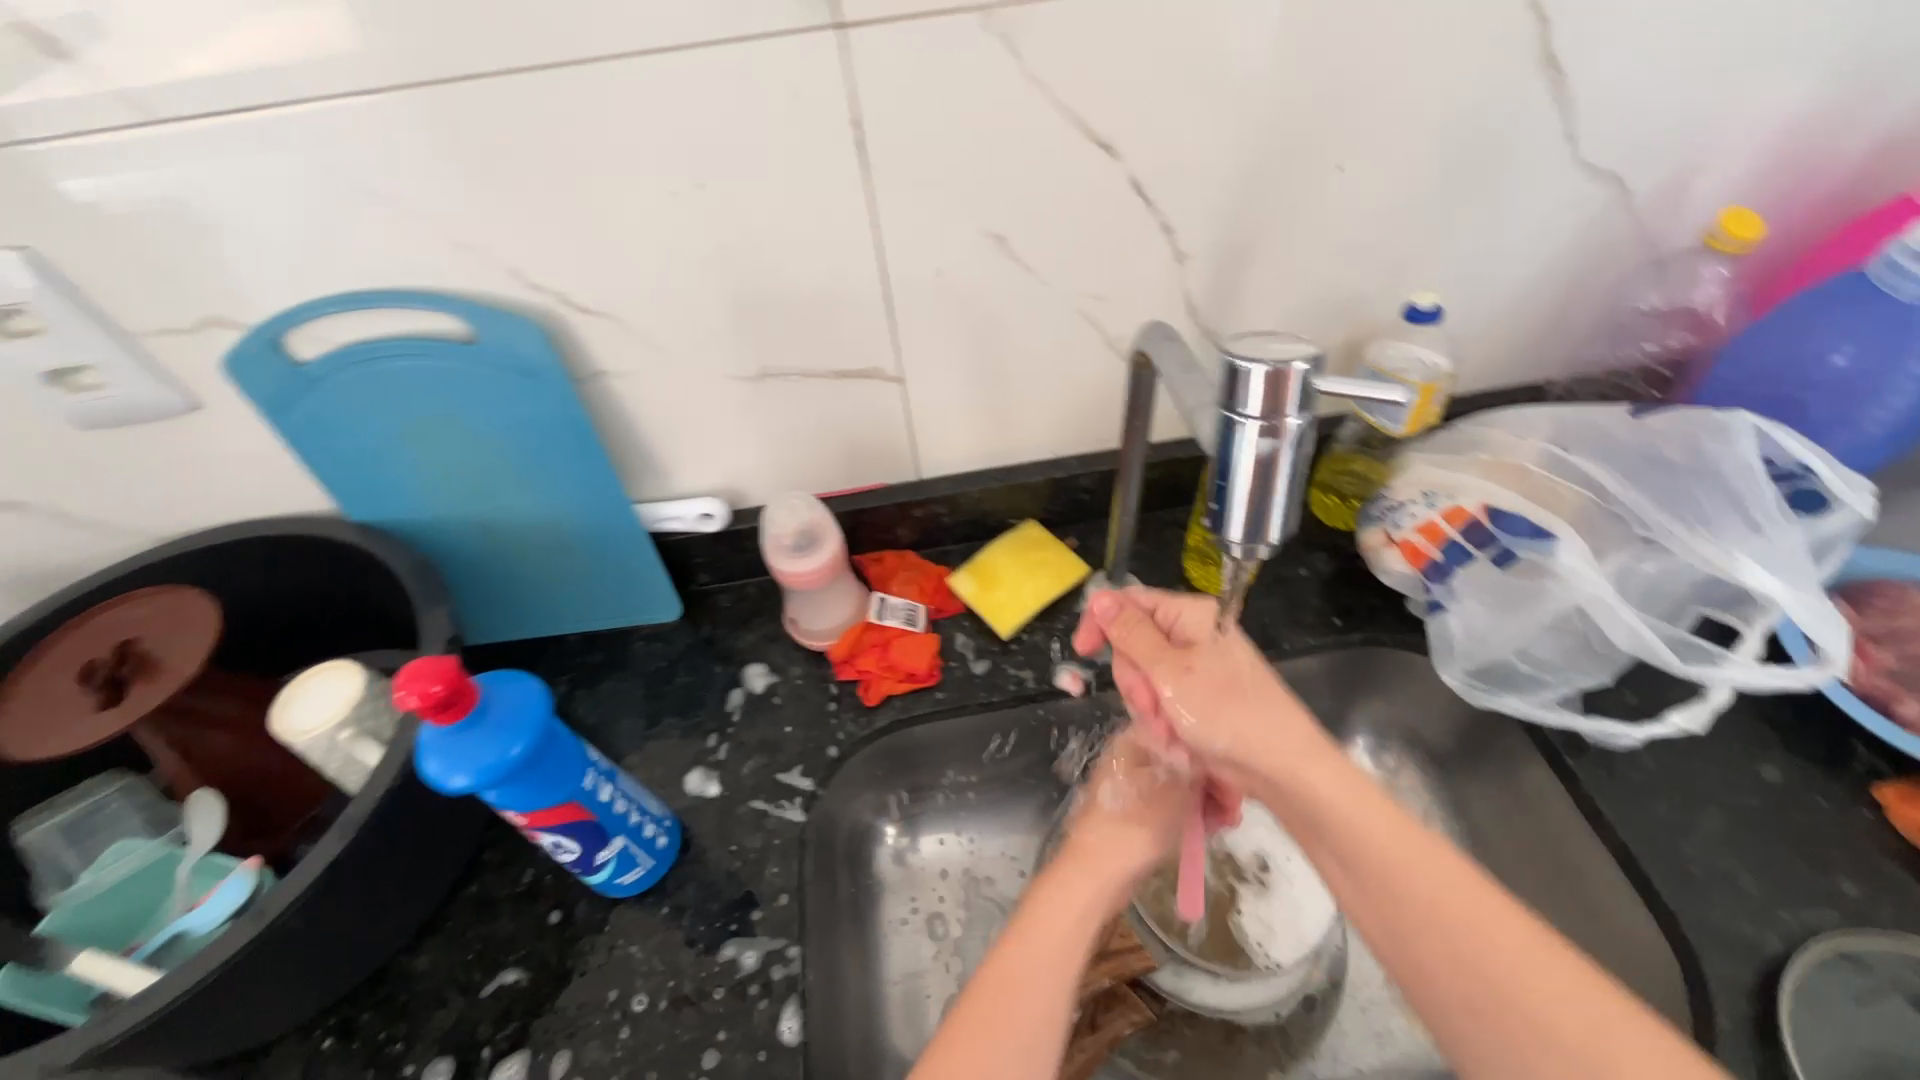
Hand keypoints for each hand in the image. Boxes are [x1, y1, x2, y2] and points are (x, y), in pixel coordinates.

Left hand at [1058, 728, 1240, 899]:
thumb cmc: (1134, 826)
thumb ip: (1197, 769)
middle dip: (1213, 779)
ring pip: (1180, 783)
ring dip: (1207, 799)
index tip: (1235, 771)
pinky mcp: (1139, 810)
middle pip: (1183, 758)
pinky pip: (1172, 804)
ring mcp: (1136, 784)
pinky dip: (1192, 813)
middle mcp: (1135, 756)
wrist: (1095, 874)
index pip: (1181, 732)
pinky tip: (1215, 827)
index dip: (1210, 749)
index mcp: (1135, 741)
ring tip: (1230, 820)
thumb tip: (1212, 753)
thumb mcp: (1174, 792)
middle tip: (1236, 804)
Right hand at [1071, 586, 1326, 779]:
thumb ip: (1130, 634)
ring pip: (1142, 681)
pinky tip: (1181, 741)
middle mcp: (1191, 635)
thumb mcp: (1169, 672)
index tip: (1083, 652)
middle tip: (1154, 706)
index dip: (1101, 623)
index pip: (1128, 602)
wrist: (1279, 765)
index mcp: (1189, 615)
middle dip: (1136, 683)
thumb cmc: (1227, 712)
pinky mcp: (1197, 697)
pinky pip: (1160, 703)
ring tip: (1173, 730)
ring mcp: (1195, 668)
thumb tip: (1099, 597)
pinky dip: (1164, 724)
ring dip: (1149, 710)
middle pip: (1131, 646)